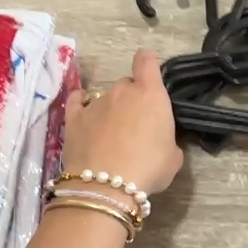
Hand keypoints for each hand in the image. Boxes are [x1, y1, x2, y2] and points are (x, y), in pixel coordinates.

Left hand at [60, 50, 184, 195]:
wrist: (106, 186)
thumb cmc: (149, 168)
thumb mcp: (173, 157)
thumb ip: (168, 140)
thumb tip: (160, 141)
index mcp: (151, 95)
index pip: (147, 61)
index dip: (149, 63)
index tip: (150, 74)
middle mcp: (122, 92)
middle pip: (127, 85)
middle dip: (132, 98)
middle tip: (136, 123)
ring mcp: (95, 103)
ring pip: (105, 97)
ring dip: (111, 109)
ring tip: (112, 134)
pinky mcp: (74, 118)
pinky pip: (77, 101)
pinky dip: (82, 104)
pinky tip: (86, 115)